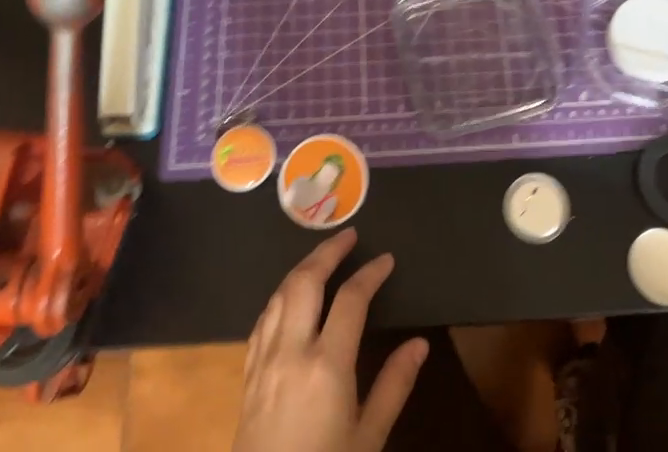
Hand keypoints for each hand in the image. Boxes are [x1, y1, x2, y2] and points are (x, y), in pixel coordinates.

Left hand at [233, 231, 426, 451]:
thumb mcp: (369, 438)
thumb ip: (394, 386)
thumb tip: (419, 343)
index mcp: (327, 365)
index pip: (351, 300)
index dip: (370, 274)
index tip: (386, 259)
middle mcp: (291, 351)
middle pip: (304, 282)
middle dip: (327, 253)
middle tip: (349, 236)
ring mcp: (264, 360)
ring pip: (279, 295)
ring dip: (301, 269)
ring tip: (322, 257)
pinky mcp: (248, 373)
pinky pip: (263, 319)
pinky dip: (281, 296)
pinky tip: (290, 298)